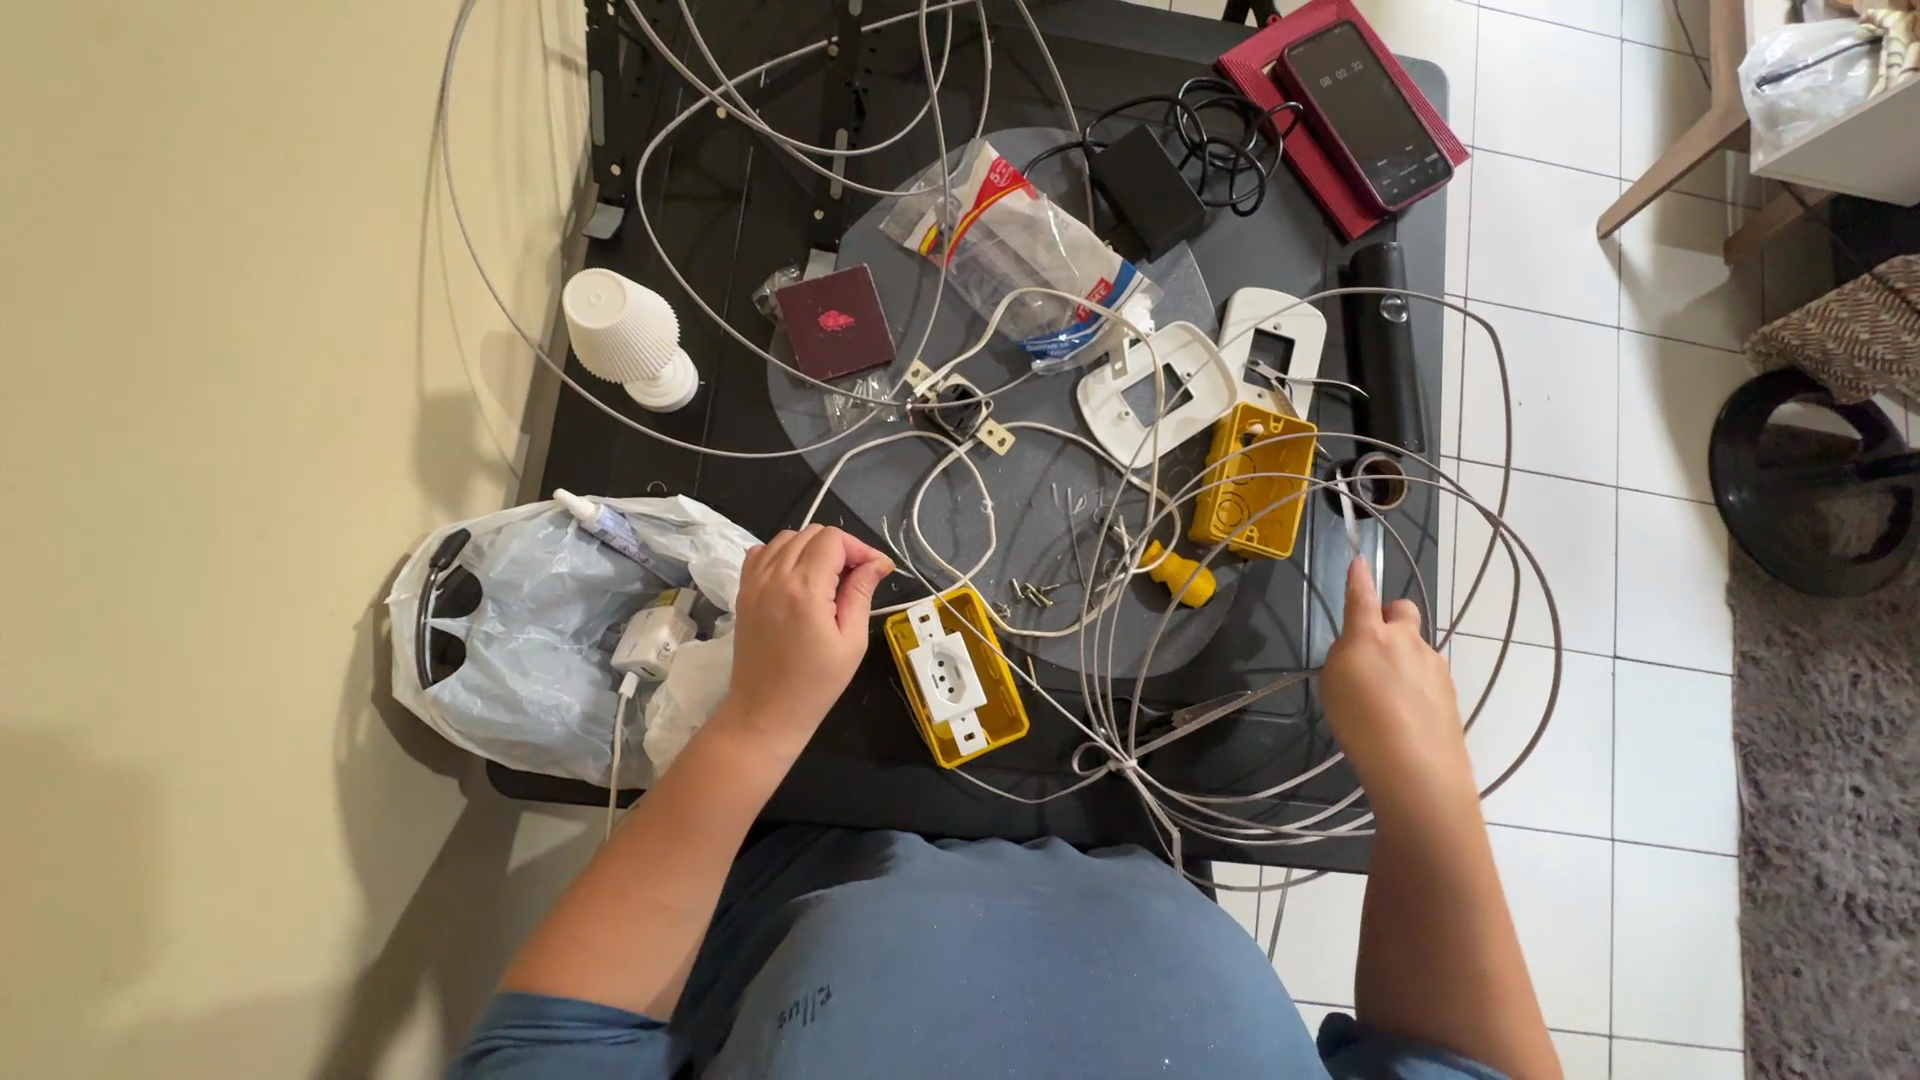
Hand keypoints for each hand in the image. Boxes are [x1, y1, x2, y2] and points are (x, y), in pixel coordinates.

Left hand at [722, 525, 893, 755]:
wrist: (765, 712)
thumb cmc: (815, 685)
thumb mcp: (851, 642)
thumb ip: (861, 594)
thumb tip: (877, 563)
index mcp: (805, 589)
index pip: (834, 539)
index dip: (860, 548)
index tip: (876, 571)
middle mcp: (775, 577)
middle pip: (811, 533)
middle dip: (840, 547)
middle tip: (856, 578)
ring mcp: (754, 583)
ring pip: (786, 538)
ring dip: (812, 548)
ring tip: (828, 578)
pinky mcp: (743, 592)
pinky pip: (762, 553)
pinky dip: (782, 554)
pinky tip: (797, 578)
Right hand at [1318, 557, 1473, 808]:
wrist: (1415, 765)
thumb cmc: (1361, 721)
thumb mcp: (1333, 684)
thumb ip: (1345, 656)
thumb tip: (1359, 648)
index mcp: (1370, 635)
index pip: (1361, 596)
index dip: (1358, 577)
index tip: (1359, 560)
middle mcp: (1406, 641)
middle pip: (1402, 610)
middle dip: (1390, 617)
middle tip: (1373, 645)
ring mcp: (1433, 666)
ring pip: (1415, 647)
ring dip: (1402, 658)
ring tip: (1385, 697)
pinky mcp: (1449, 691)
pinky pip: (1426, 674)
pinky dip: (1414, 685)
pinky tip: (1402, 715)